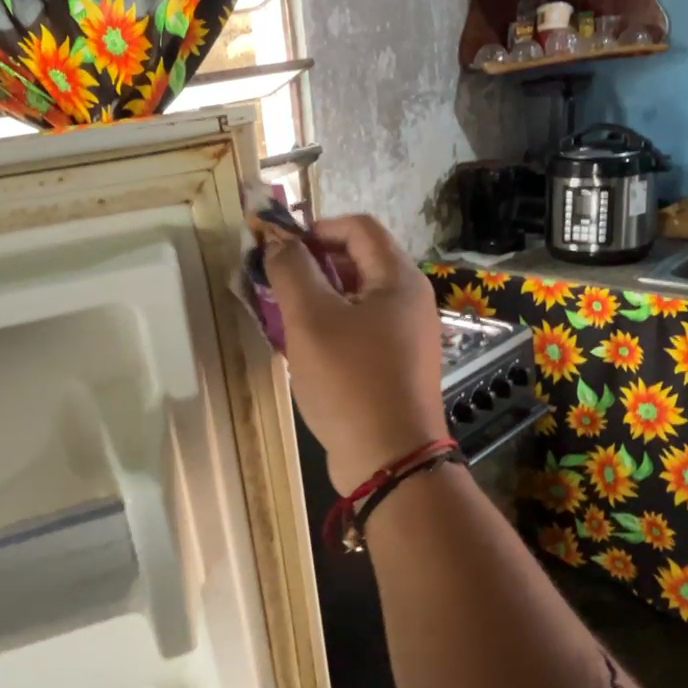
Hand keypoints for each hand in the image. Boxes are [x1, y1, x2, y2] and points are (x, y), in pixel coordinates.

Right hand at [263, 216, 446, 492]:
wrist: (390, 459)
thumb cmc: (350, 382)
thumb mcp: (311, 320)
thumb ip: (292, 271)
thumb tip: (279, 243)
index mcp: (398, 279)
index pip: (359, 227)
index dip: (317, 229)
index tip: (280, 251)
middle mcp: (411, 300)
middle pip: (359, 260)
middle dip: (314, 265)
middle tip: (276, 285)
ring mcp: (407, 335)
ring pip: (358, 298)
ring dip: (320, 299)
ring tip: (285, 318)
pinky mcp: (397, 365)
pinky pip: (362, 329)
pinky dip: (333, 328)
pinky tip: (307, 350)